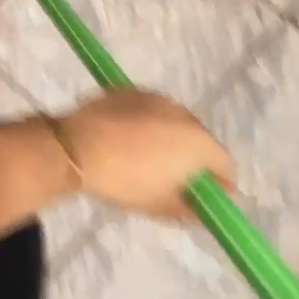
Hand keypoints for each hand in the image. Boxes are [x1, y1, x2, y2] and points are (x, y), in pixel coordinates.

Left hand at [51, 89, 234, 221]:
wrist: (74, 146)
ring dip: (169, 137)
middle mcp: (182, 113)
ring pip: (172, 122)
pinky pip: (147, 110)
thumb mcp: (162, 206)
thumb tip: (204, 208)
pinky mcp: (127, 90)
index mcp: (199, 142)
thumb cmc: (124, 180)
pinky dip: (145, 122)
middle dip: (193, 158)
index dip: (218, 184)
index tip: (204, 198)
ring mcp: (153, 97)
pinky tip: (126, 137)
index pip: (224, 164)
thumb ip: (192, 209)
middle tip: (174, 178)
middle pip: (199, 139)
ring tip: (146, 156)